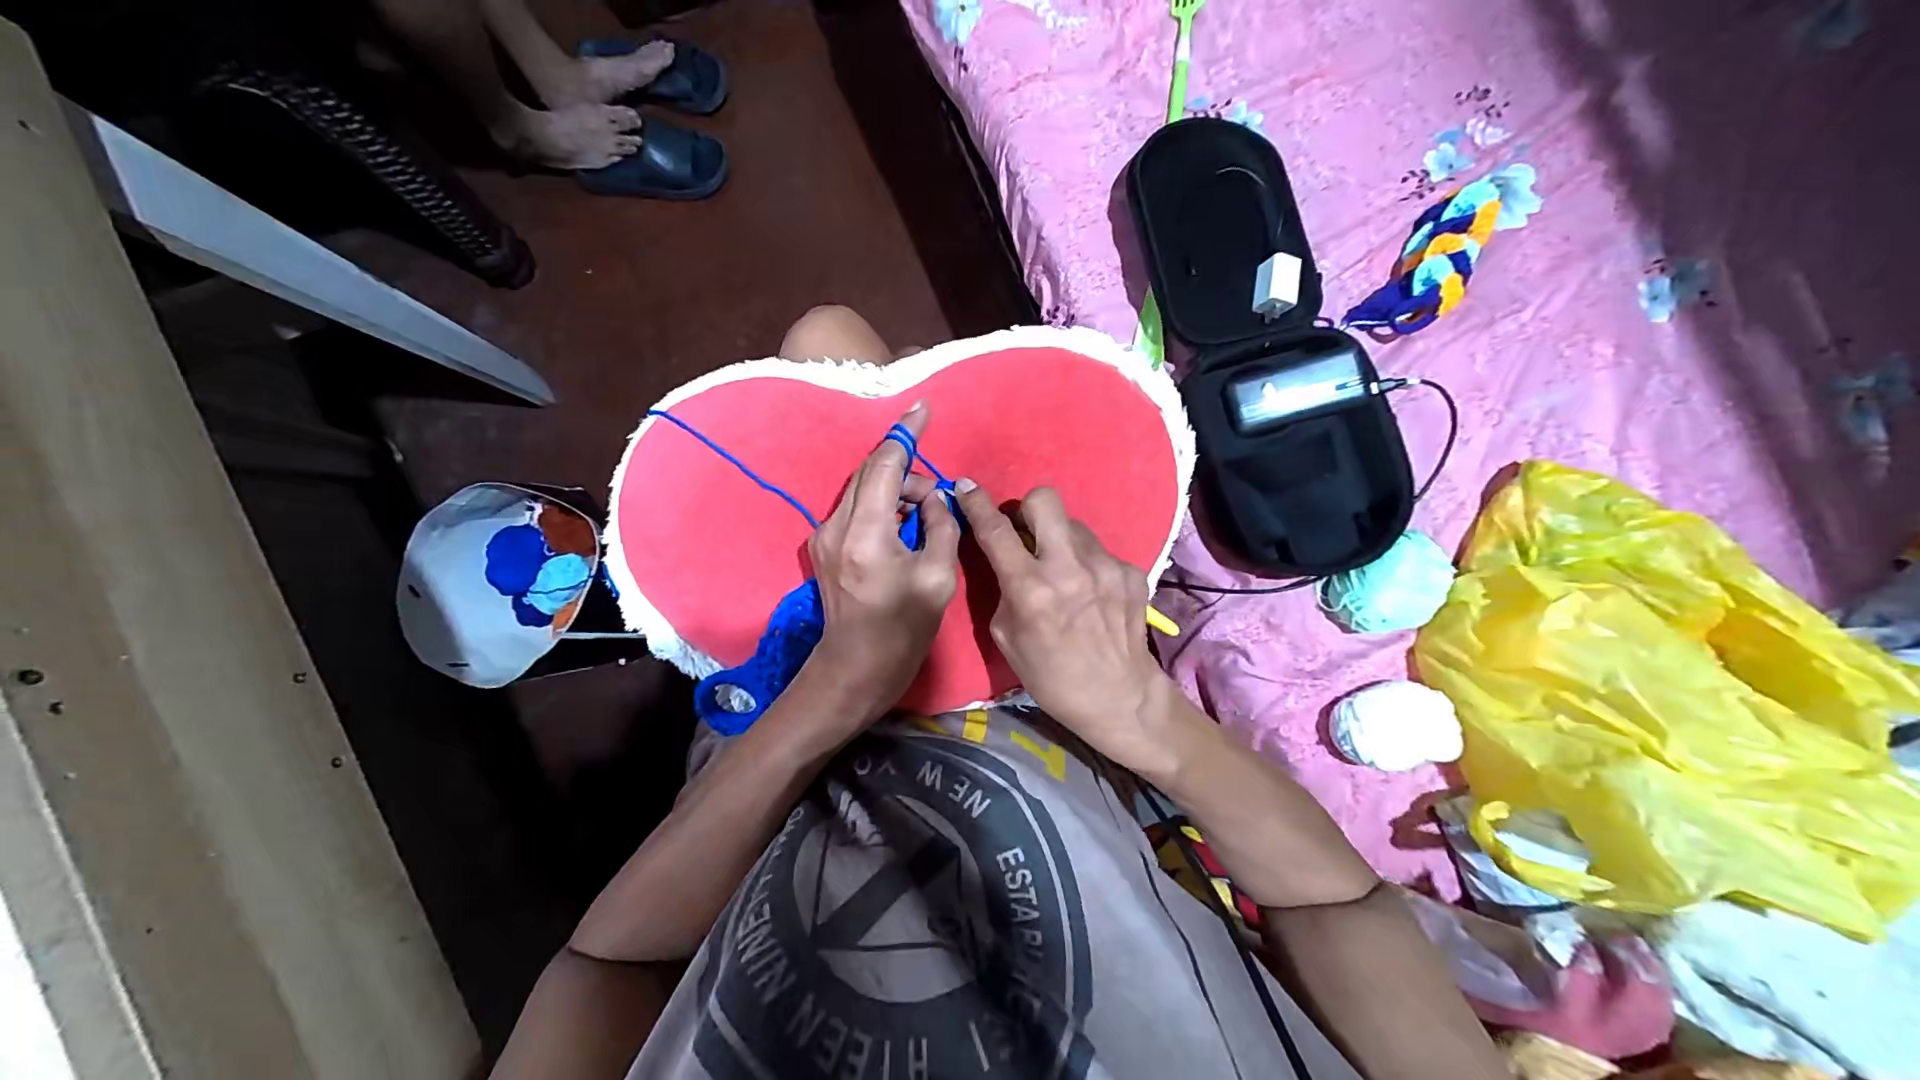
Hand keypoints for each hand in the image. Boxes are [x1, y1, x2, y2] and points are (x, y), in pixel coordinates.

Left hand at [802, 403, 959, 722]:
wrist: (857, 666)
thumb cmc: (904, 628)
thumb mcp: (939, 576)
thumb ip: (940, 524)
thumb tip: (934, 497)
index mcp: (867, 534)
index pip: (885, 464)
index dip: (906, 433)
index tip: (922, 408)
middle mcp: (837, 526)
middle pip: (870, 472)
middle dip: (905, 471)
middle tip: (935, 498)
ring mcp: (825, 536)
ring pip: (862, 488)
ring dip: (893, 489)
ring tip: (922, 518)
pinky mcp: (824, 545)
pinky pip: (855, 507)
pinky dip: (881, 505)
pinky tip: (901, 529)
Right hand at [954, 481, 1186, 772]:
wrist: (1119, 696)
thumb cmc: (1051, 675)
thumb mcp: (1006, 637)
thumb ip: (1003, 589)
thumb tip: (1004, 556)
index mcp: (1030, 589)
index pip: (996, 530)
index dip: (976, 503)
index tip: (966, 487)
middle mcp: (1069, 568)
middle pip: (1045, 500)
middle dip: (1027, 508)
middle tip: (1025, 533)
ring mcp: (1105, 566)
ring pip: (1073, 525)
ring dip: (1059, 540)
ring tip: (1063, 571)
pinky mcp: (1130, 571)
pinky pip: (1098, 551)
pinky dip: (1086, 564)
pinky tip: (1090, 592)